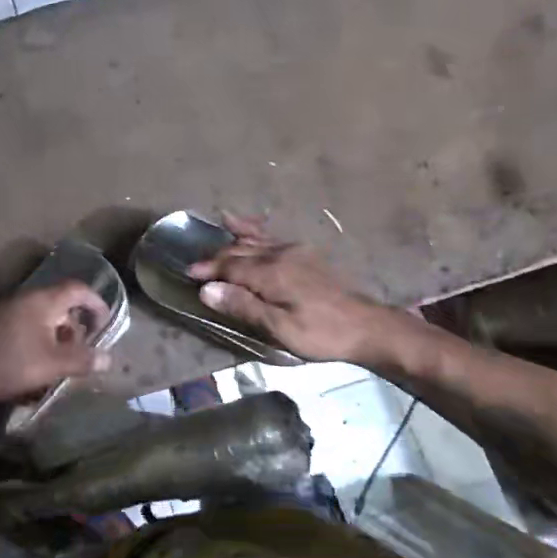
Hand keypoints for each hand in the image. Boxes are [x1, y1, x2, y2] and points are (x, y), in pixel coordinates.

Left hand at [0, 281, 109, 441]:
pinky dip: (39, 341)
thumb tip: (109, 359)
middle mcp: (26, 299)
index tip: (106, 324)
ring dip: (57, 338)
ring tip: (59, 365)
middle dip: (76, 327)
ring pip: (43, 318)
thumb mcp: (51, 365)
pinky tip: (35, 367)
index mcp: (43, 300)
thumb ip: (82, 360)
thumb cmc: (8, 364)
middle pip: (61, 304)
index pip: (78, 289)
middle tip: (82, 352)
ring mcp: (7, 311)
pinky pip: (27, 327)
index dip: (97, 303)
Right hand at [188, 213, 428, 367]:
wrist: (368, 326)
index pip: (230, 266)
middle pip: (240, 251)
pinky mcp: (305, 254)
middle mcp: (280, 254)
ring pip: (255, 240)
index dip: (208, 270)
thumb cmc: (322, 333)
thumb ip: (244, 306)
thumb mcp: (280, 328)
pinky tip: (246, 224)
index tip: (188, 273)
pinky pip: (271, 236)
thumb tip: (208, 290)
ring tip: (214, 235)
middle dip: (216, 257)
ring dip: (232, 241)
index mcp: (272, 273)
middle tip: (196, 265)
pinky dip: (254, 229)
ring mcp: (294, 251)